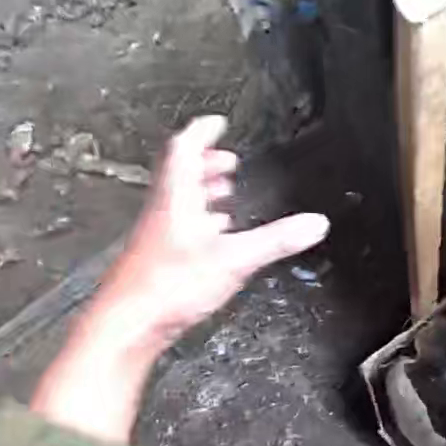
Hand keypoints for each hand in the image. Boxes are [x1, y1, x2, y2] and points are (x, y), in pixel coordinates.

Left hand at [31, 116, 328, 443]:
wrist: (130, 323)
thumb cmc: (170, 287)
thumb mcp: (235, 259)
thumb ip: (277, 240)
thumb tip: (315, 223)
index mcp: (177, 199)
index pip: (185, 149)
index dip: (202, 133)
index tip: (216, 123)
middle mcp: (163, 212)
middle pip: (181, 174)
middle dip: (206, 163)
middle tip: (226, 161)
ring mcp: (157, 236)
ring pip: (179, 202)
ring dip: (201, 192)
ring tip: (222, 194)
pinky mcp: (157, 260)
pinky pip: (178, 229)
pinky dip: (198, 223)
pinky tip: (210, 241)